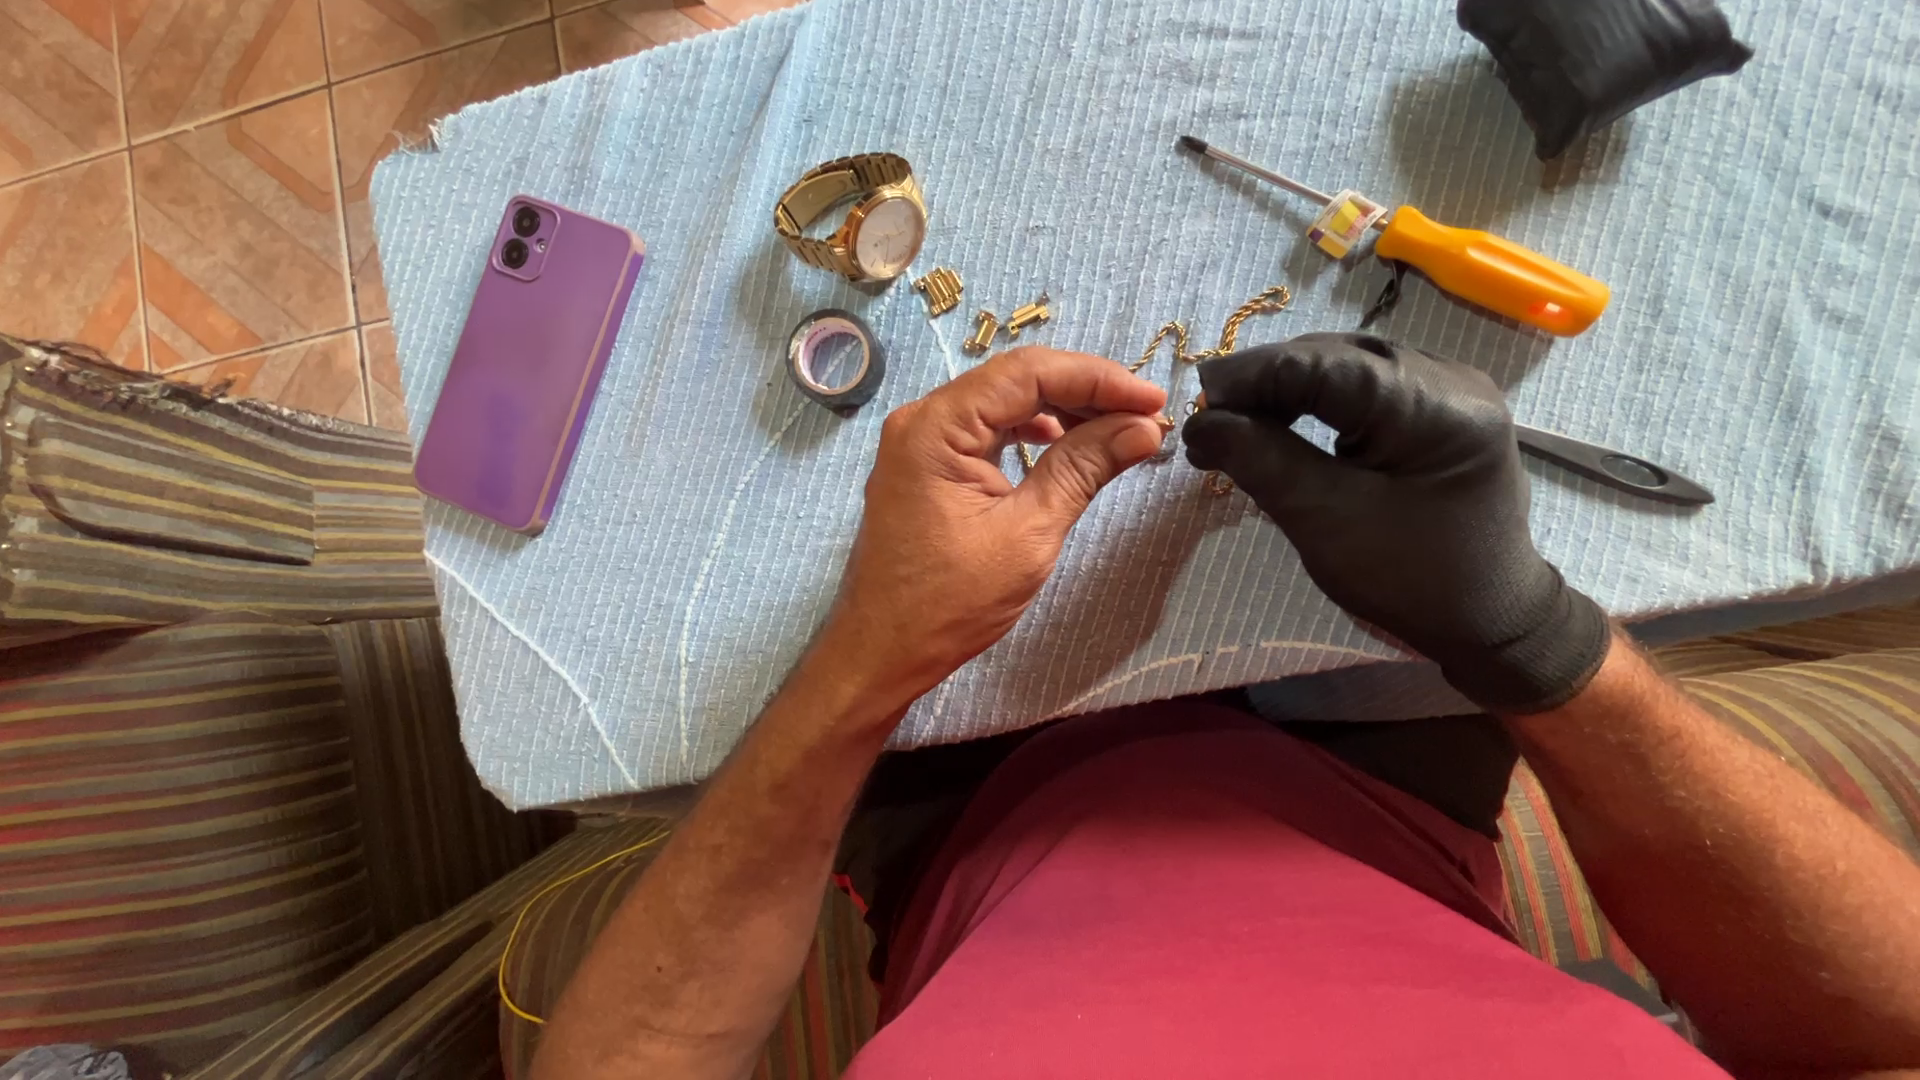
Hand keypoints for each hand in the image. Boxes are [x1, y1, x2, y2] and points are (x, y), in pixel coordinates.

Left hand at [820, 347, 1167, 709]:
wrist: (884, 651)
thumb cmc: (950, 602)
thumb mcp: (1028, 534)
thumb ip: (1083, 469)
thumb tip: (1143, 428)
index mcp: (936, 426)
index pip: (1028, 373)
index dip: (1097, 378)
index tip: (1152, 399)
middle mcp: (922, 420)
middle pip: (1014, 381)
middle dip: (1083, 393)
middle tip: (1143, 417)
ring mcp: (920, 442)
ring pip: (1002, 404)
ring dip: (1061, 412)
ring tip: (1116, 431)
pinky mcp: (926, 466)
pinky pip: (985, 431)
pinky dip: (1029, 433)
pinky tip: (1063, 445)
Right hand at [1181, 332, 1607, 712]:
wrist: (1486, 617)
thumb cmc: (1409, 581)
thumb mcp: (1325, 523)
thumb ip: (1263, 461)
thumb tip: (1201, 423)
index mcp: (1437, 410)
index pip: (1327, 367)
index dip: (1253, 377)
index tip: (1198, 406)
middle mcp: (1450, 380)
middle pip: (1334, 356)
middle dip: (1264, 382)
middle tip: (1209, 420)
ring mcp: (1446, 389)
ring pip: (1343, 365)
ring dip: (1281, 391)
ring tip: (1234, 424)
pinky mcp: (1435, 406)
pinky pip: (1359, 385)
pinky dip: (1308, 402)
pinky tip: (1277, 423)